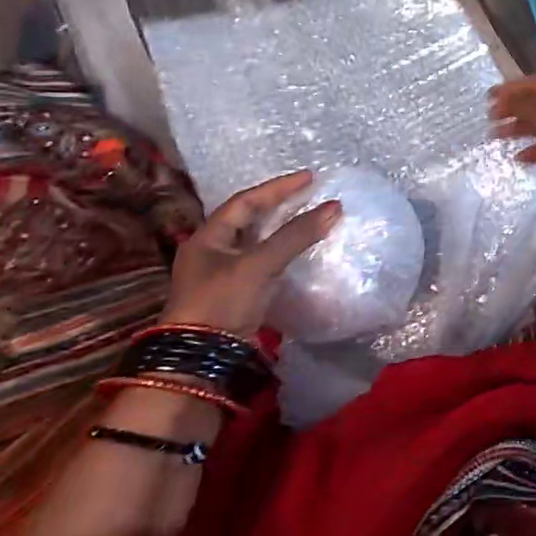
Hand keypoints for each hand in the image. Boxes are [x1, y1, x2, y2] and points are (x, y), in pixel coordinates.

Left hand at [160, 171, 340, 334]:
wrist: (200, 357)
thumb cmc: (222, 302)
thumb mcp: (259, 265)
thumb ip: (295, 236)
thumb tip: (334, 208)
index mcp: (208, 237)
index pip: (246, 202)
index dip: (278, 188)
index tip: (309, 178)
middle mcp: (211, 251)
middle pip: (248, 219)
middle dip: (279, 205)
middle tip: (309, 195)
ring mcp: (222, 274)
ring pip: (255, 242)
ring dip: (280, 230)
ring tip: (307, 218)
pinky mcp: (234, 294)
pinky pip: (261, 263)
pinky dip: (280, 253)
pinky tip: (297, 253)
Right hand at [490, 75, 535, 185]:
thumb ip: (524, 106)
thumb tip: (503, 99)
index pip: (534, 83)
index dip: (511, 88)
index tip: (489, 96)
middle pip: (534, 103)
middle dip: (511, 109)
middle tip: (490, 116)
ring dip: (516, 128)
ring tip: (495, 136)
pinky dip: (532, 149)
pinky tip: (519, 156)